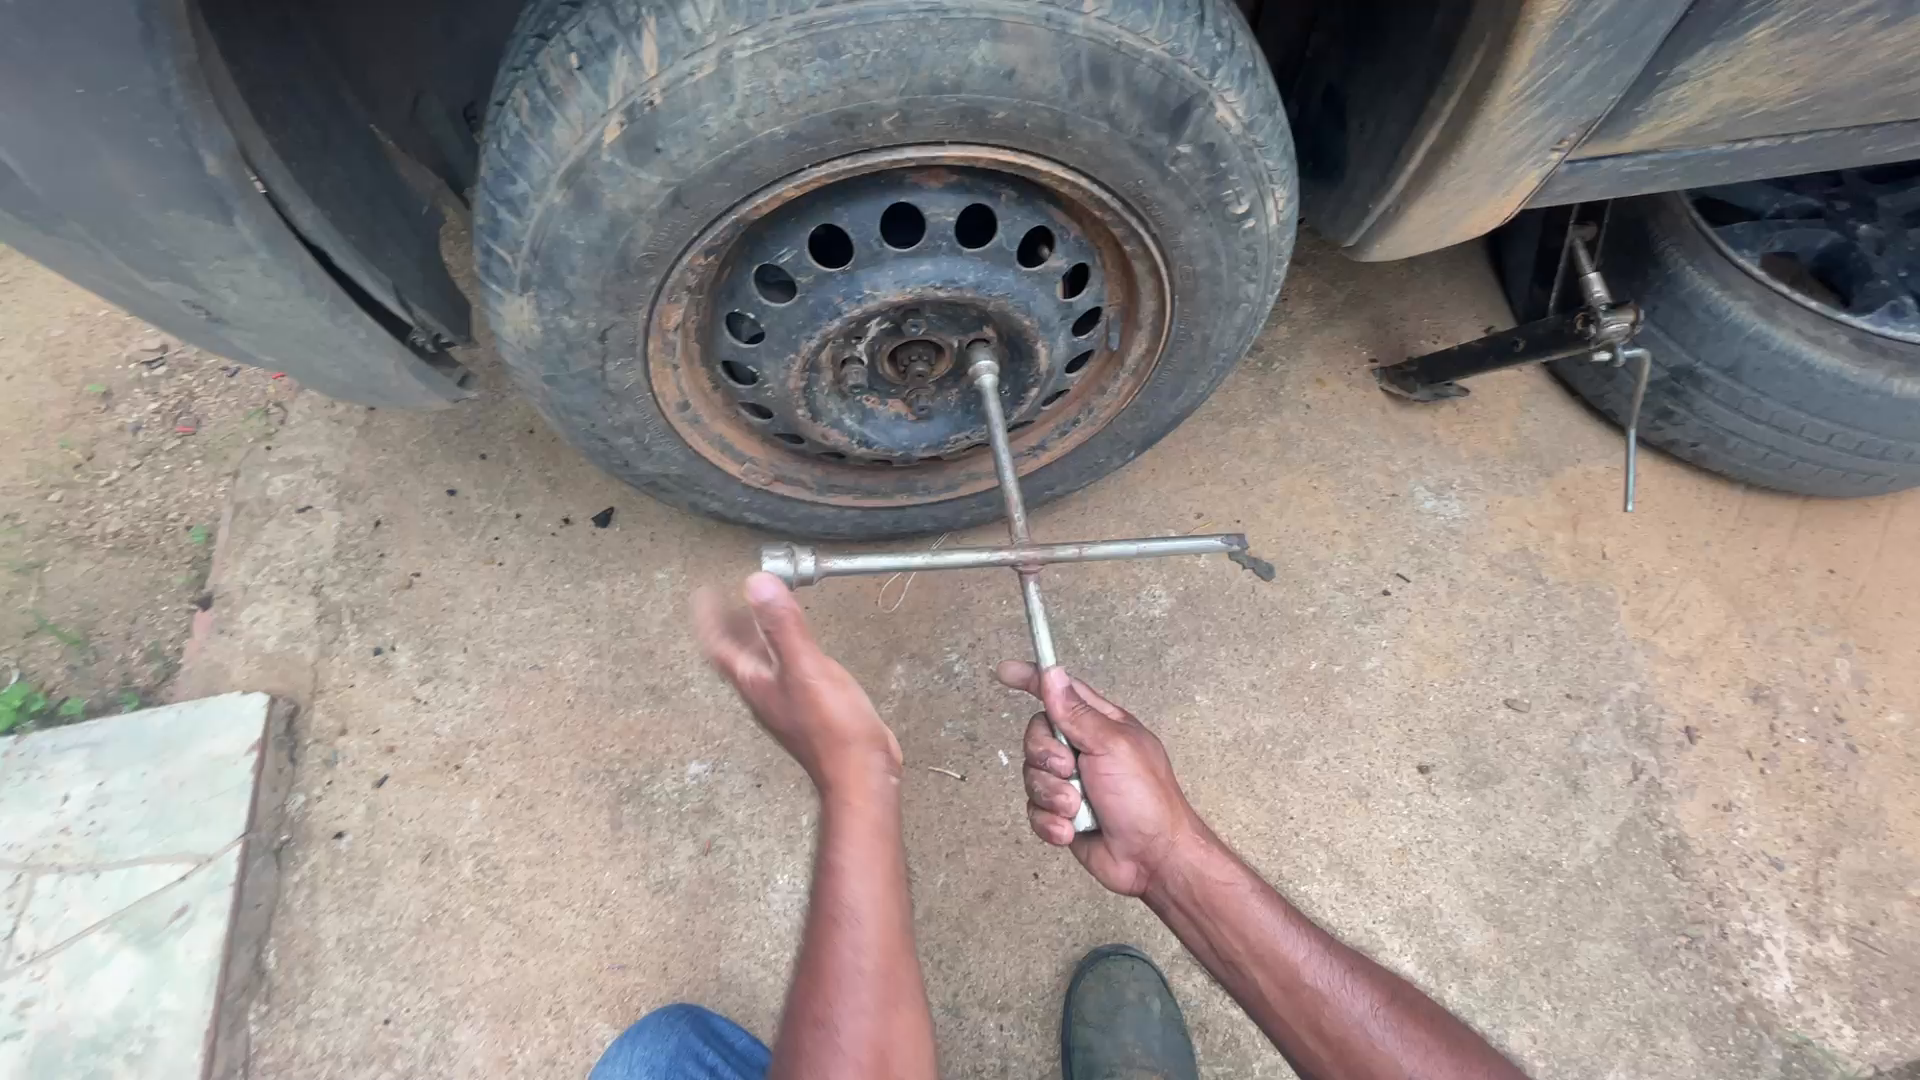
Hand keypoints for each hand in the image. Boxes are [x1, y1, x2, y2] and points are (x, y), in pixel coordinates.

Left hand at [693, 573, 902, 802]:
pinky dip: (786, 649)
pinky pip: (788, 670)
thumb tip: (757, 585)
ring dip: (759, 636)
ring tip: (763, 615)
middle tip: (733, 600)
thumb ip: (781, 626)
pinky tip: (802, 648)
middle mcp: (766, 694)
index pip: (720, 647)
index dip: (710, 619)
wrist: (860, 771)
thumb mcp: (805, 668)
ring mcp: (787, 703)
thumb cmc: (832, 730)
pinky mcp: (811, 708)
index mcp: (756, 684)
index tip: (705, 594)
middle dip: (734, 625)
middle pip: (739, 655)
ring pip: (763, 663)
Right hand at [995, 662, 1207, 895]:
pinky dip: (1050, 822)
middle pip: (1036, 735)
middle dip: (1046, 757)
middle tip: (1069, 770)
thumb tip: (1052, 675)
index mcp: (1100, 724)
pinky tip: (1070, 830)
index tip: (1005, 672)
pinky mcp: (1061, 813)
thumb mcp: (1113, 746)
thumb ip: (1077, 713)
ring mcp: (1071, 782)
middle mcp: (1082, 749)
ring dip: (1053, 795)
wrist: (1152, 860)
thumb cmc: (1147, 800)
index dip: (1032, 679)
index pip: (1059, 691)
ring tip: (1077, 808)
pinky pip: (1034, 809)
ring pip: (1032, 775)